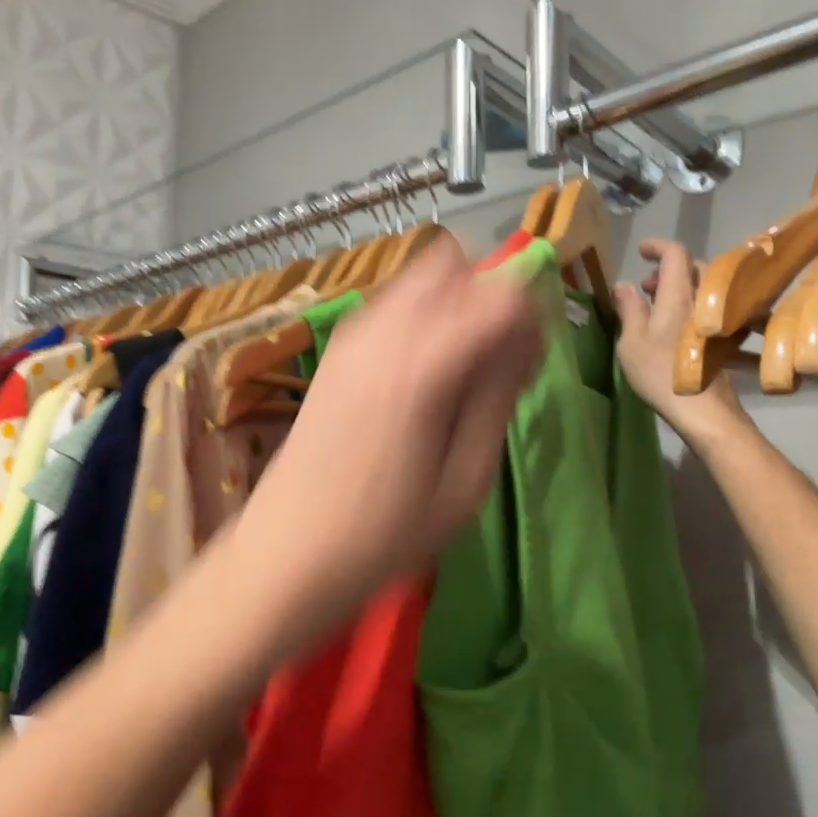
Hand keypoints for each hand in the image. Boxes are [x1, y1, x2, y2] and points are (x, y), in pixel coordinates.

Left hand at [234, 233, 542, 648]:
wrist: (287, 554)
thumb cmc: (385, 534)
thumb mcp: (465, 480)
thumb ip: (497, 395)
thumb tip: (526, 336)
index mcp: (423, 363)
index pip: (500, 293)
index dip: (530, 319)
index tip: (531, 369)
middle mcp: (383, 330)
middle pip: (454, 262)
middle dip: (488, 297)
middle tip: (496, 361)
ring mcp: (351, 336)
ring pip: (419, 277)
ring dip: (453, 304)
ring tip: (458, 375)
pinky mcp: (334, 352)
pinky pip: (390, 305)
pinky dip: (420, 319)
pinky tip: (420, 380)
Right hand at [611, 239, 748, 443]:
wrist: (702, 408)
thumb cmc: (660, 373)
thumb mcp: (632, 342)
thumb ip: (629, 309)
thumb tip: (624, 285)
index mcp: (678, 295)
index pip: (675, 254)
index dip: (658, 247)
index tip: (641, 251)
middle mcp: (701, 299)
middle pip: (691, 268)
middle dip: (666, 270)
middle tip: (643, 286)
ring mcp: (715, 318)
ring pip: (701, 287)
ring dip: (678, 287)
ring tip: (654, 306)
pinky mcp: (721, 335)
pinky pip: (707, 307)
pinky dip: (689, 305)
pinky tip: (672, 326)